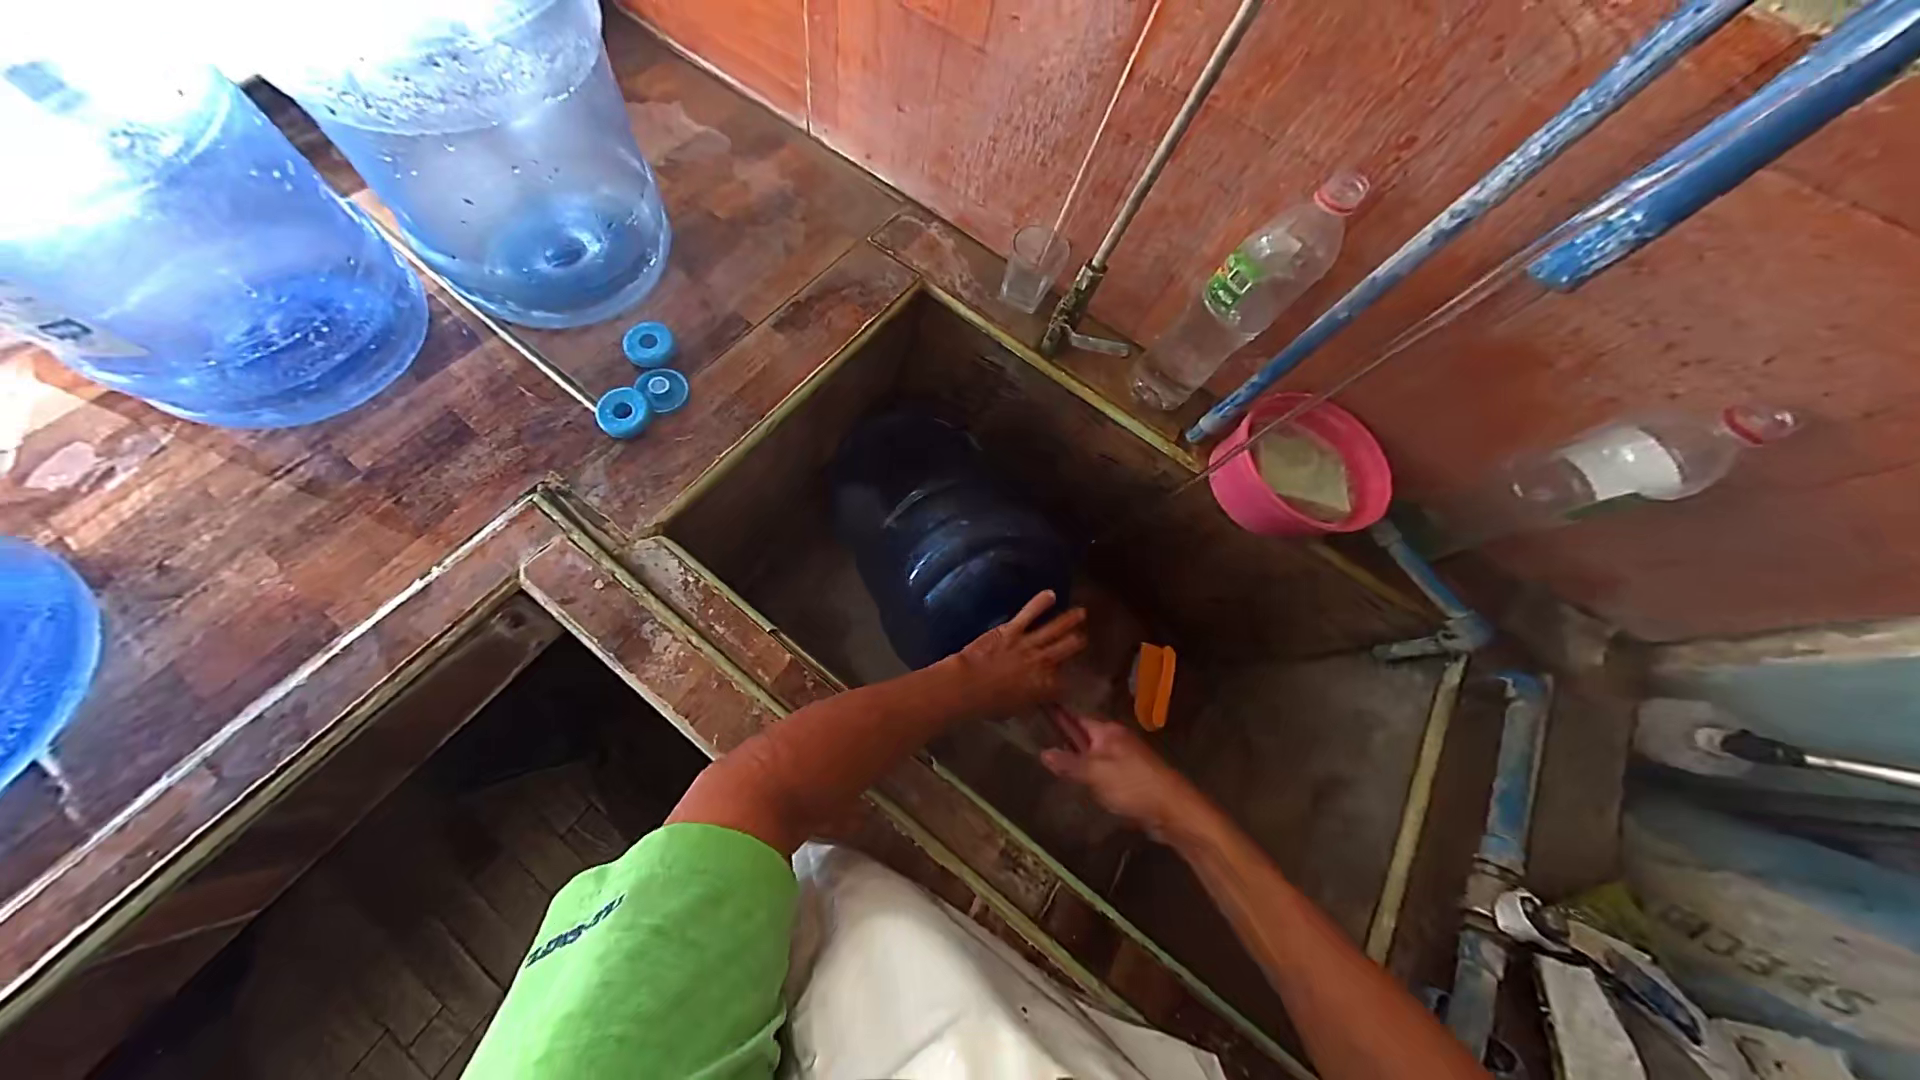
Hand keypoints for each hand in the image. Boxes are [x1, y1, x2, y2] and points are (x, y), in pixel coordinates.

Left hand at [954, 591, 1086, 714]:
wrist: (969, 685)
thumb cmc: (988, 704)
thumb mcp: (1014, 710)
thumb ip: (1029, 702)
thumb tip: (1035, 699)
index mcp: (1044, 686)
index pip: (1062, 683)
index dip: (1065, 681)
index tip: (1065, 679)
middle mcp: (1042, 662)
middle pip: (1065, 650)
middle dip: (1075, 643)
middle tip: (1083, 638)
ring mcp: (1028, 643)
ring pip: (1054, 629)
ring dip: (1069, 620)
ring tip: (1081, 612)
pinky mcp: (1012, 630)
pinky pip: (1029, 614)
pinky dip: (1040, 603)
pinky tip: (1050, 593)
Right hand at [1041, 707, 1211, 841]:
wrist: (1173, 810)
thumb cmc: (1132, 784)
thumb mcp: (1095, 773)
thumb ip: (1068, 763)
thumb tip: (1042, 752)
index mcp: (1107, 731)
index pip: (1077, 717)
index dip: (1058, 713)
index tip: (1037, 707)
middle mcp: (1116, 739)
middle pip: (1084, 734)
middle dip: (1064, 734)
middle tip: (1036, 731)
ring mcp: (1124, 758)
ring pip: (1093, 752)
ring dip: (1075, 754)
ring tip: (1050, 753)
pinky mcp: (1129, 777)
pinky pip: (1101, 768)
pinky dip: (1088, 771)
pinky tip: (1076, 779)